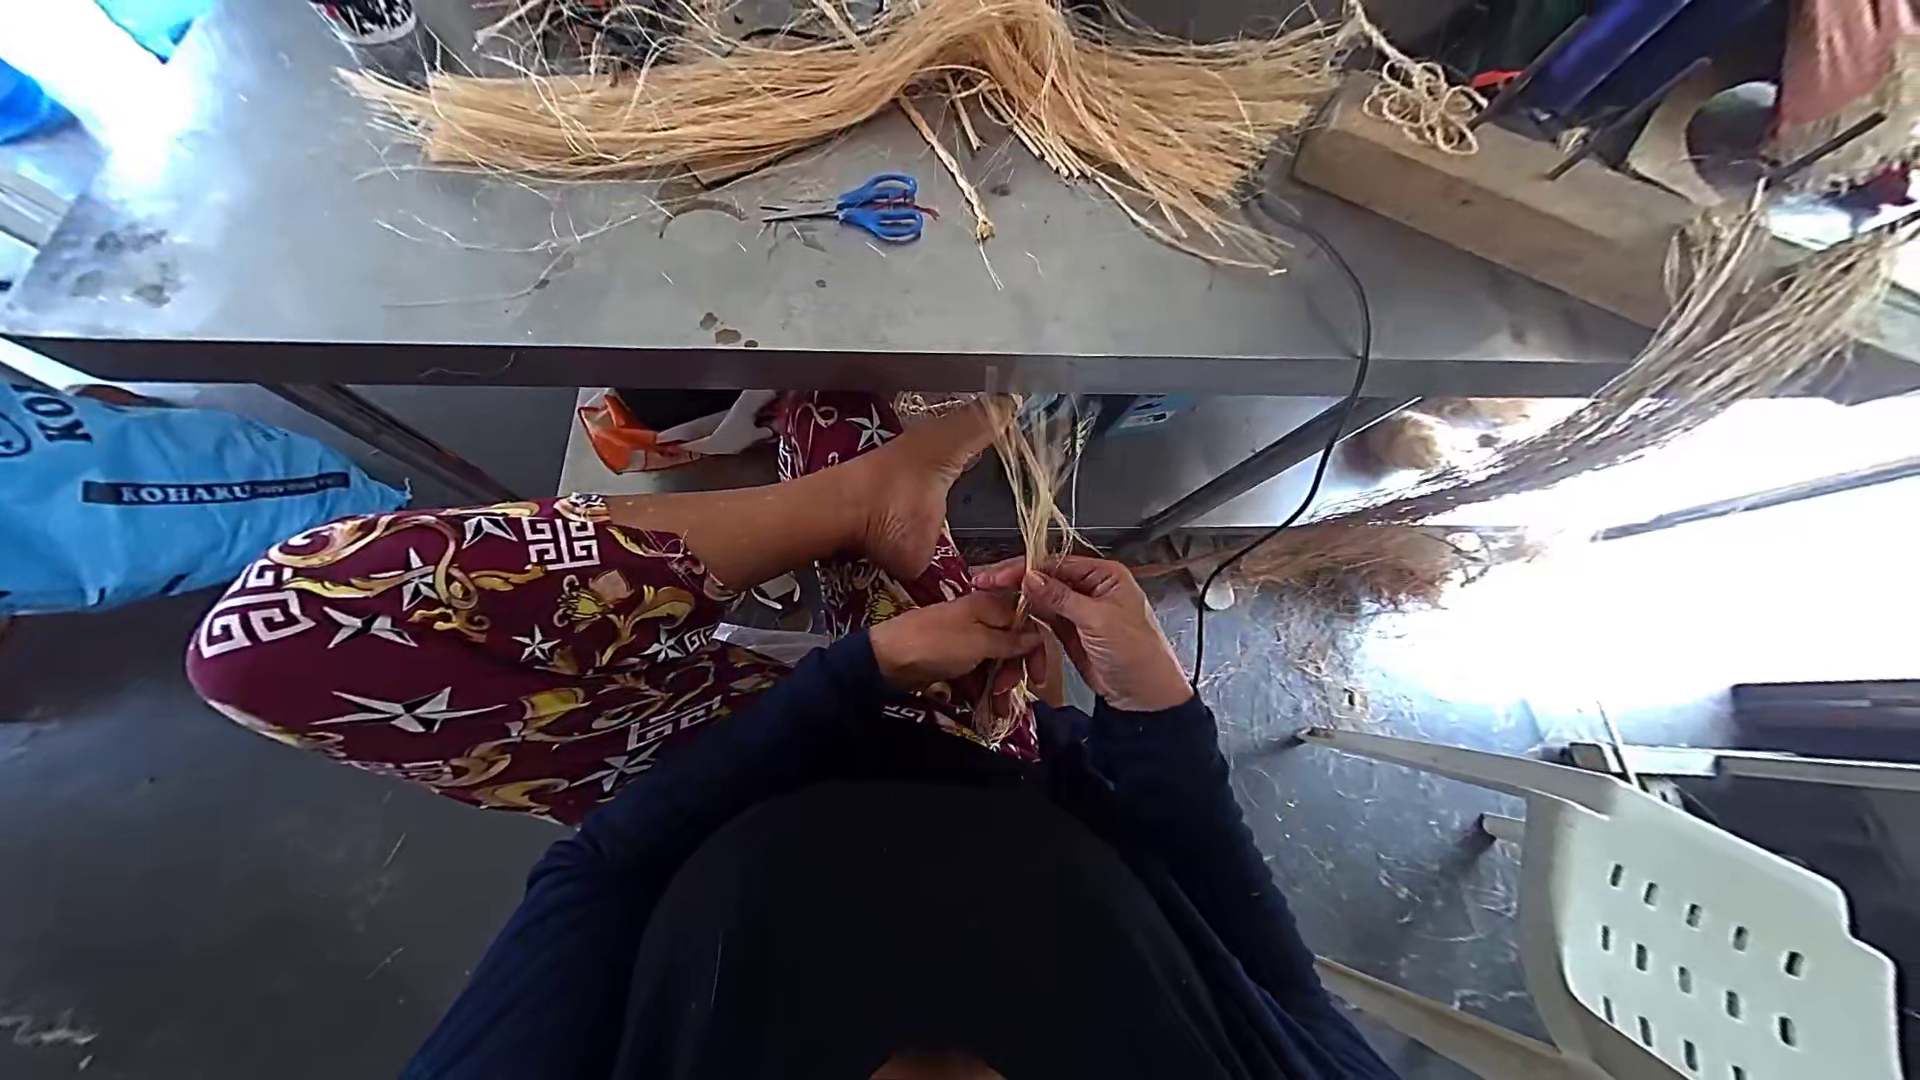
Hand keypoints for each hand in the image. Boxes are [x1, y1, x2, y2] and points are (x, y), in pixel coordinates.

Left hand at [868, 590, 1046, 694]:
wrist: (888, 658)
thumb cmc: (936, 644)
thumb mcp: (979, 642)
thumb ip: (1010, 641)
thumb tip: (1036, 636)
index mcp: (989, 605)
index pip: (1026, 621)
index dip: (1036, 648)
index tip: (1038, 676)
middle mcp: (981, 618)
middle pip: (1013, 642)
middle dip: (1016, 669)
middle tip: (1008, 691)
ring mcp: (967, 637)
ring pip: (997, 658)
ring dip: (1003, 682)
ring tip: (998, 707)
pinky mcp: (955, 655)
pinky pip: (980, 669)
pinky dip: (986, 686)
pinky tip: (989, 706)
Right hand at [971, 556, 1192, 712]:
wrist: (1145, 697)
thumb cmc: (1136, 653)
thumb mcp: (1098, 620)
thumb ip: (1061, 598)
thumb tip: (1030, 577)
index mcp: (1105, 575)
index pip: (1058, 564)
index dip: (1026, 568)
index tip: (999, 574)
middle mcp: (1091, 587)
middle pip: (1047, 578)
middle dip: (1016, 580)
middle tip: (985, 582)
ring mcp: (1078, 610)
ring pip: (1042, 597)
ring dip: (1017, 597)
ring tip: (989, 596)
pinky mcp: (1070, 630)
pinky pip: (1043, 617)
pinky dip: (1026, 615)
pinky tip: (1008, 612)